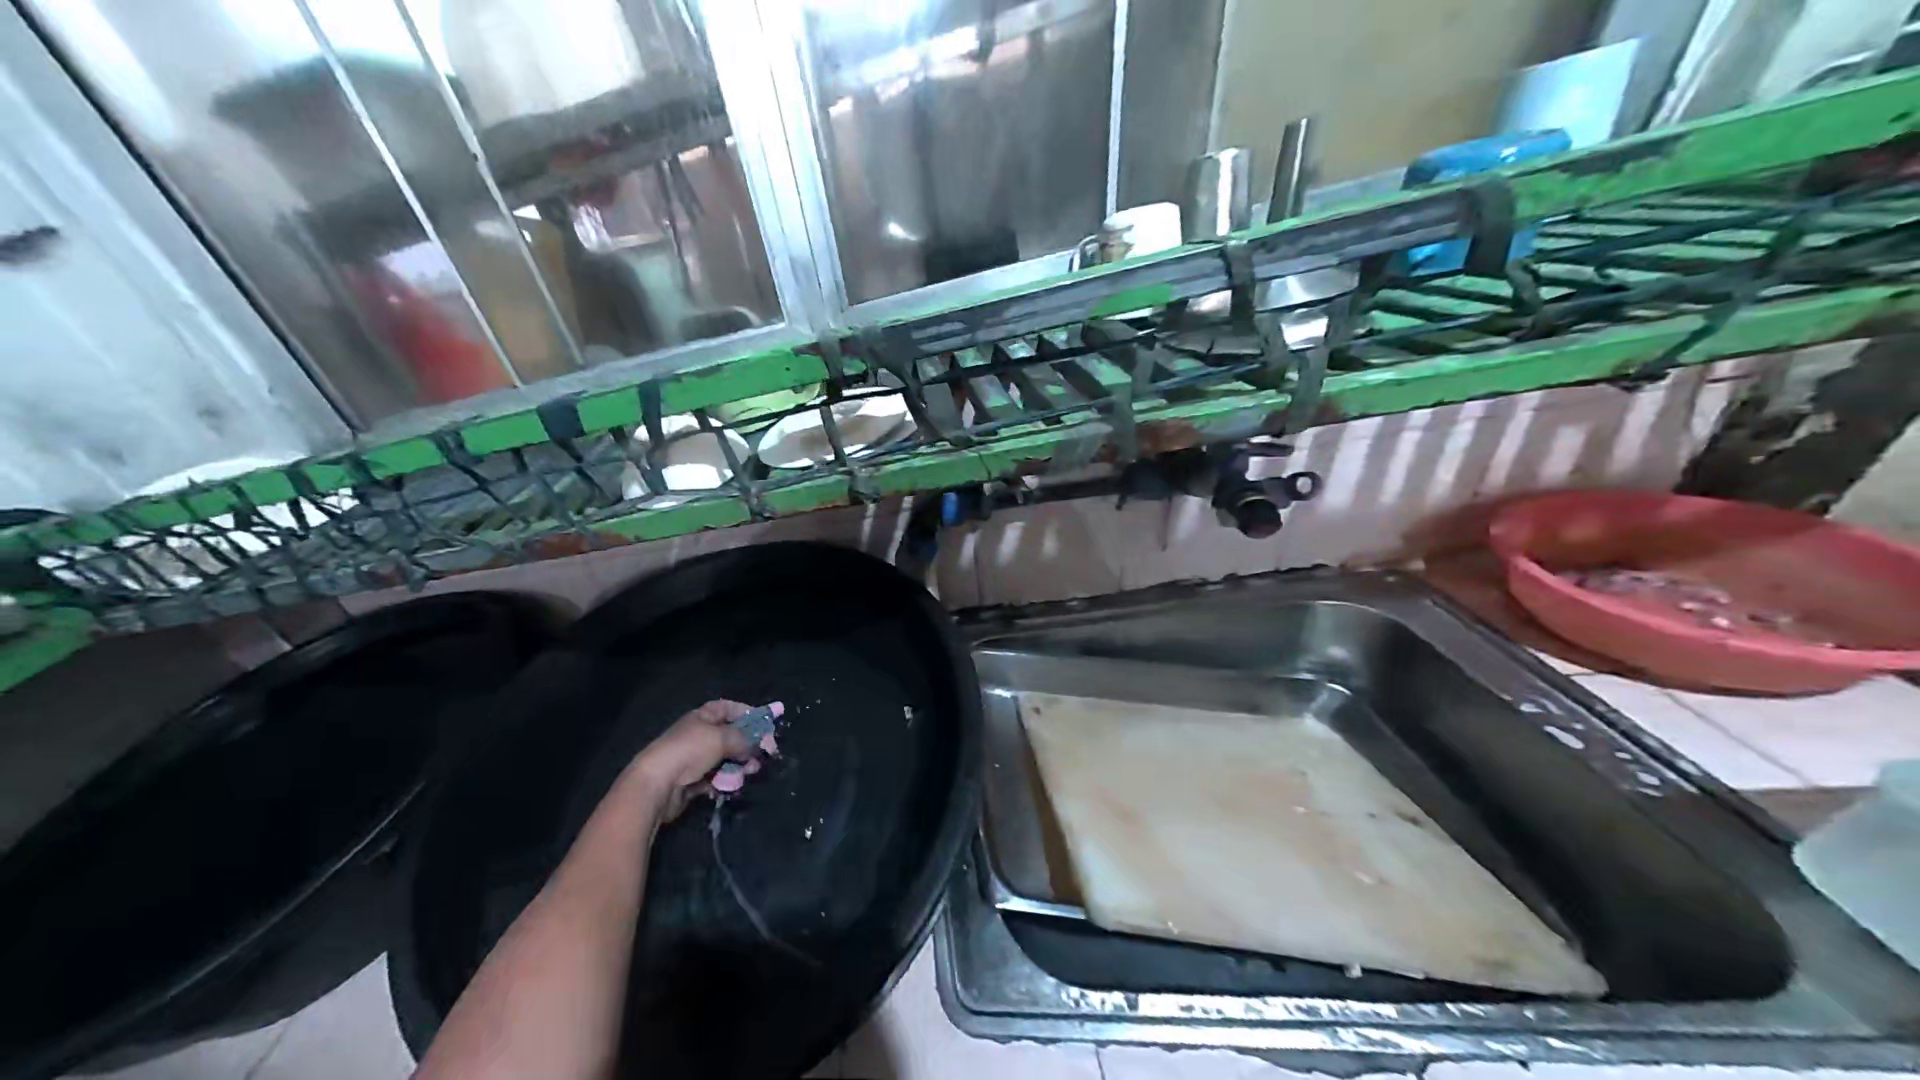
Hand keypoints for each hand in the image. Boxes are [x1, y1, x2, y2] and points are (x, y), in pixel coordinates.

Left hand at [627, 700, 755, 820]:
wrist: (656, 784)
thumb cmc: (690, 751)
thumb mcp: (723, 737)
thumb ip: (745, 738)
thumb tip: (757, 745)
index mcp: (702, 717)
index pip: (728, 708)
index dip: (747, 712)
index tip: (765, 722)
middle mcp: (698, 735)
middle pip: (730, 736)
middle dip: (748, 745)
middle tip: (763, 755)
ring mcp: (694, 758)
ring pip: (725, 759)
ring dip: (739, 766)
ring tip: (749, 773)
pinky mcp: (691, 780)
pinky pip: (715, 778)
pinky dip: (724, 781)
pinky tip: (731, 786)